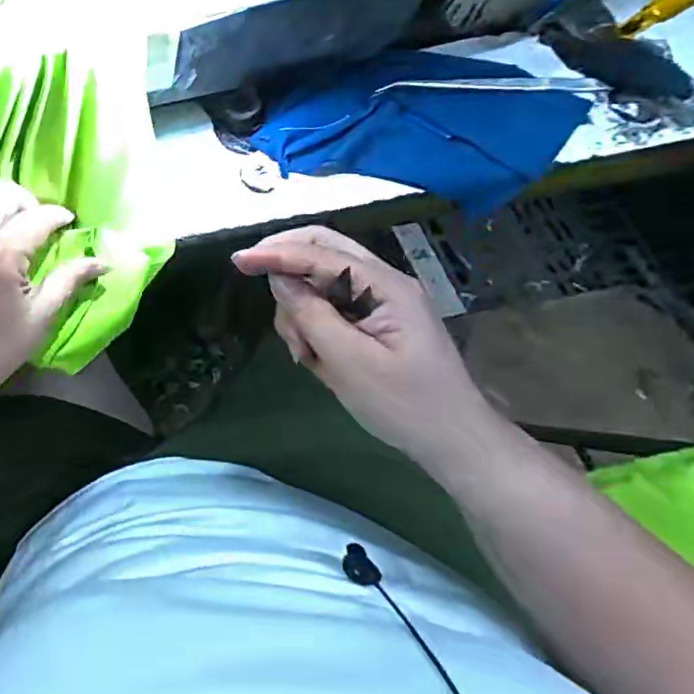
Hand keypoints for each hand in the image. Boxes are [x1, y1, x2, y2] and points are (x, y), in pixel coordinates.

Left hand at [0, 180, 105, 427]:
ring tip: (2, 237)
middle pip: (3, 191)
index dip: (58, 216)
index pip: (39, 215)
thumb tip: (102, 261)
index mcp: (0, 253)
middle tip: (33, 225)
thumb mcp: (38, 320)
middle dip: (26, 202)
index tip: (65, 222)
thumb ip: (69, 281)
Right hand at [231, 226, 509, 471]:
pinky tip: (313, 354)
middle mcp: (382, 282)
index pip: (319, 254)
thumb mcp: (350, 363)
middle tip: (251, 276)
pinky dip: (309, 321)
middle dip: (284, 262)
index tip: (237, 261)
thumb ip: (311, 314)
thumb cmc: (407, 406)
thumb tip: (278, 279)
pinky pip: (327, 302)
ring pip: (317, 278)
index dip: (275, 254)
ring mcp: (377, 299)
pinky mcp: (371, 318)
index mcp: (385, 286)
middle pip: (320, 248)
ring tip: (302, 351)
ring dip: (297, 306)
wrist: (456, 444)